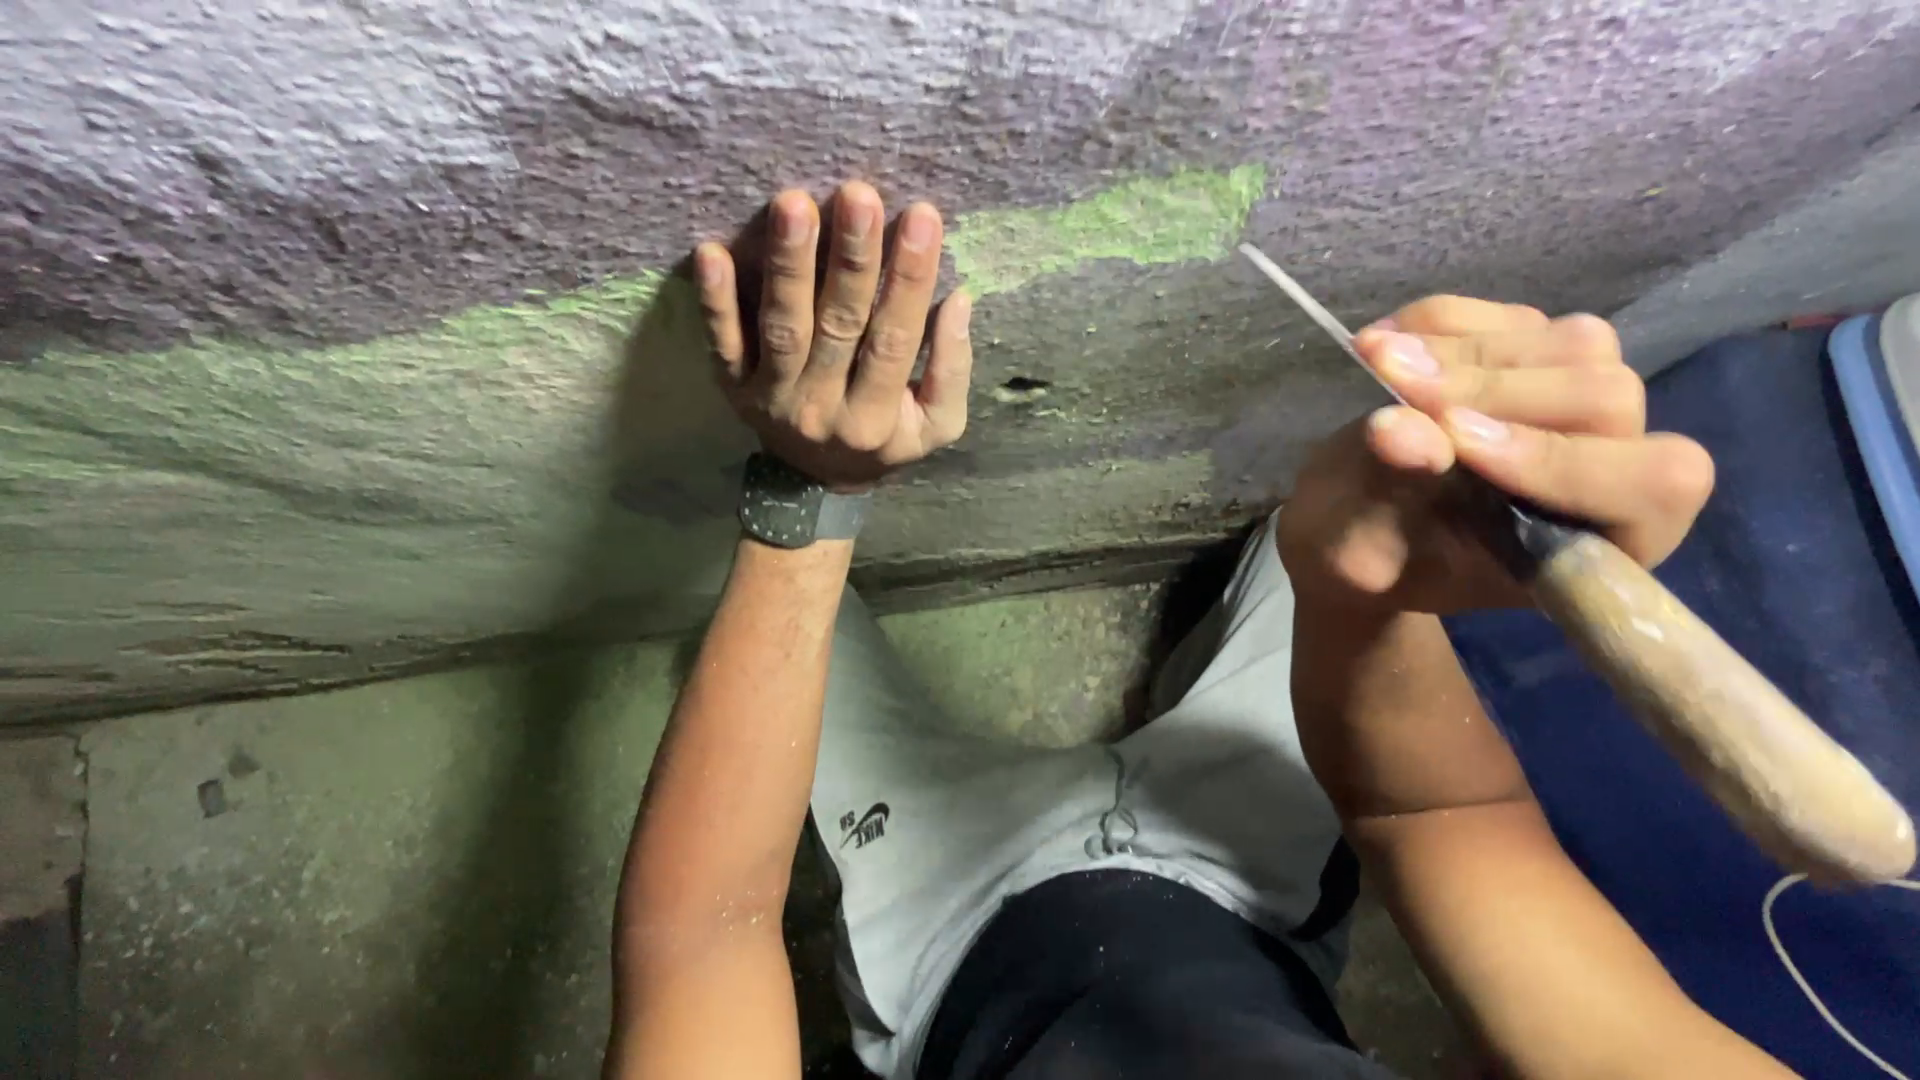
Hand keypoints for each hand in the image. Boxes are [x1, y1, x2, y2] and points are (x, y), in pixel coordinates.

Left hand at [693, 181, 973, 490]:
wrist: (818, 481)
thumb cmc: (885, 439)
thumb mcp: (935, 426)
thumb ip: (952, 371)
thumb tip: (959, 301)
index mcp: (876, 418)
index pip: (896, 340)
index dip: (910, 281)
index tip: (923, 217)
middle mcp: (823, 409)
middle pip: (839, 326)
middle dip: (852, 260)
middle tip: (859, 196)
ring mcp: (772, 397)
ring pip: (783, 327)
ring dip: (788, 266)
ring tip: (794, 205)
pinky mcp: (733, 386)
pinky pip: (722, 343)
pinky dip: (715, 301)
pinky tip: (712, 252)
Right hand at [1277, 296, 1715, 614]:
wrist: (1346, 524)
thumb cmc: (1364, 557)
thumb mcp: (1361, 552)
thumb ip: (1385, 504)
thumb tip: (1399, 430)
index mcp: (1598, 545)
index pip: (1650, 483)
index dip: (1557, 457)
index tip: (1452, 439)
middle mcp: (1612, 468)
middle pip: (1605, 395)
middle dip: (1490, 390)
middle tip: (1393, 384)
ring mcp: (1577, 404)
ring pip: (1571, 343)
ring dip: (1462, 349)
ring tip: (1376, 360)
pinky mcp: (1531, 357)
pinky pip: (1507, 316)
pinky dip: (1437, 321)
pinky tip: (1381, 346)